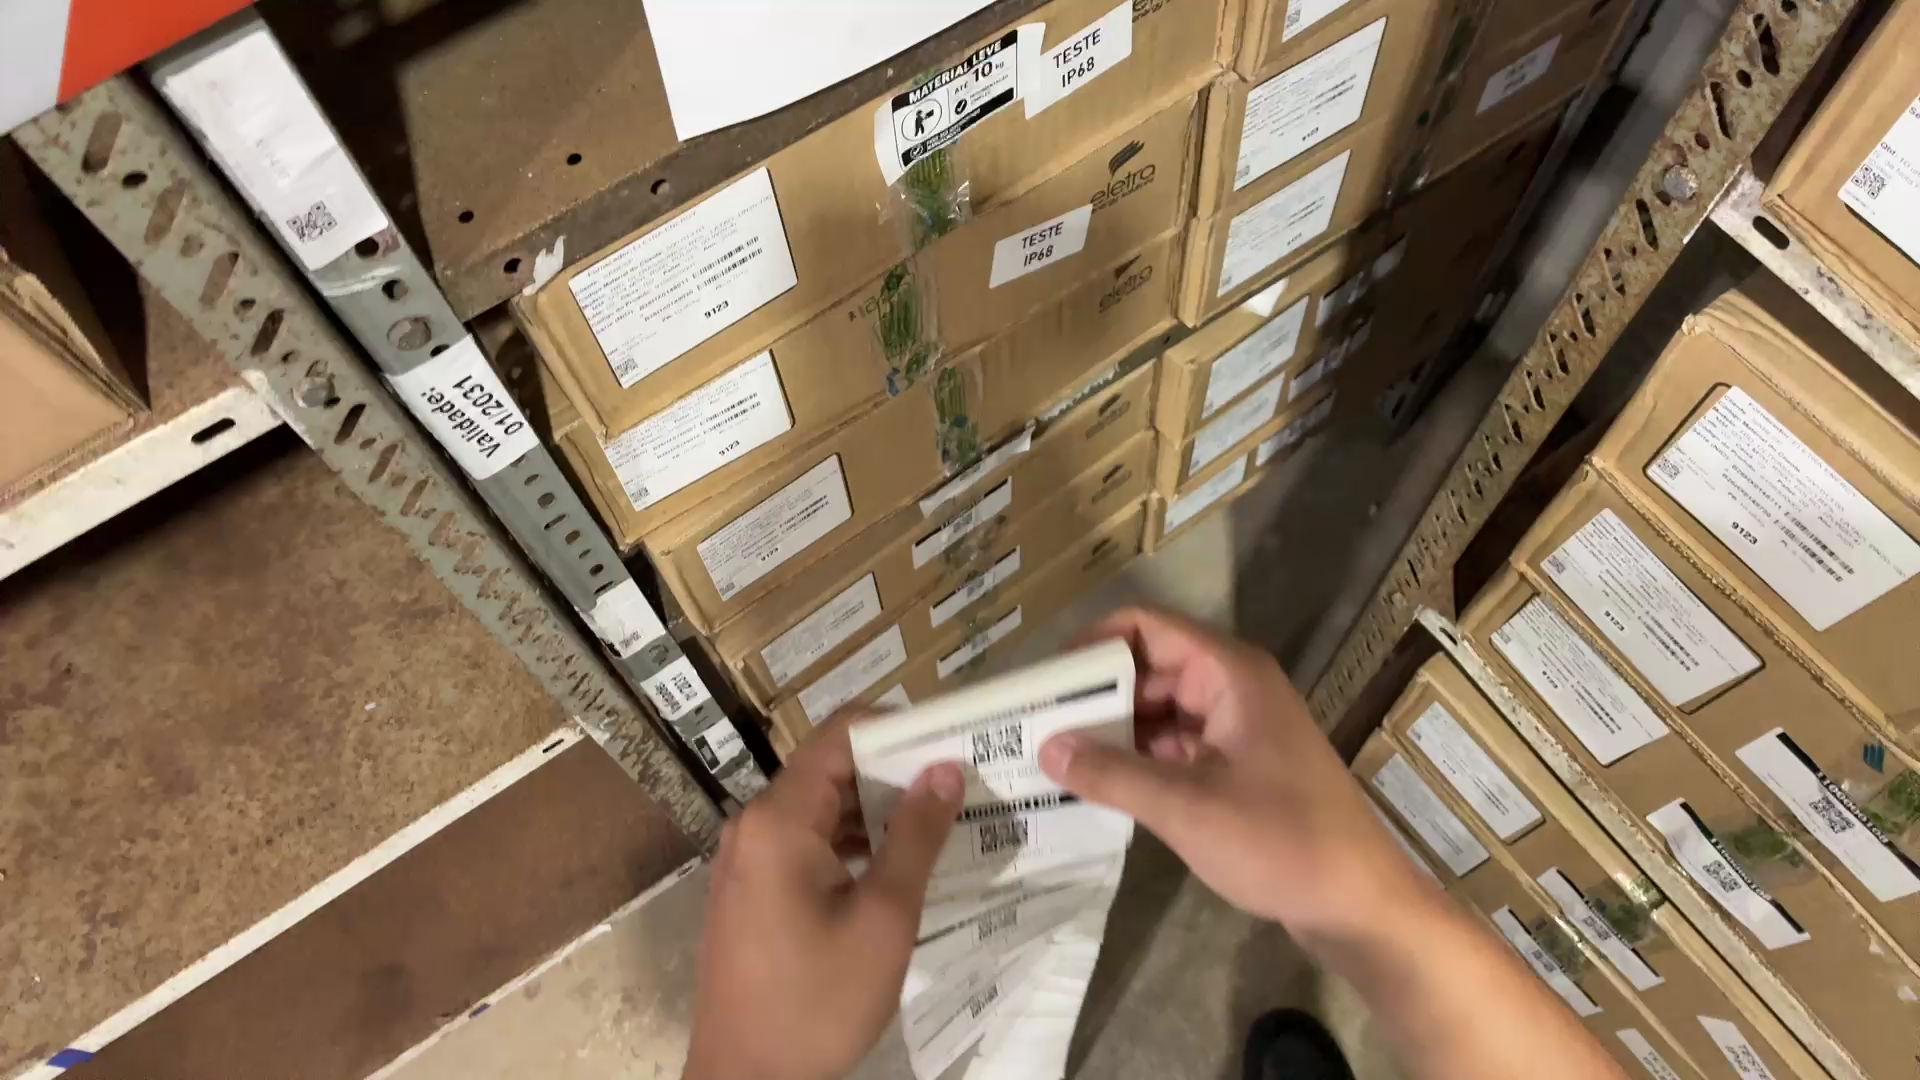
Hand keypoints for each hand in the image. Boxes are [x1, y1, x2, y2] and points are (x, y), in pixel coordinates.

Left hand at [684, 716, 964, 1079]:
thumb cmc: (815, 1002)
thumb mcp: (882, 919)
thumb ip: (916, 835)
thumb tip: (945, 768)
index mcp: (780, 818)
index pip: (841, 734)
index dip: (896, 727)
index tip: (947, 738)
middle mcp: (756, 822)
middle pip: (831, 766)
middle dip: (893, 768)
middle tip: (953, 779)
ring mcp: (749, 855)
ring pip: (821, 804)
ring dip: (876, 806)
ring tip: (937, 814)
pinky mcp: (753, 885)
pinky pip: (808, 837)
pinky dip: (851, 837)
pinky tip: (895, 857)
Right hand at [1037, 608, 1438, 942]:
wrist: (1363, 907)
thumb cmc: (1282, 841)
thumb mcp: (1187, 807)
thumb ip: (1112, 773)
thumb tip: (1045, 747)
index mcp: (1227, 672)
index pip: (1145, 627)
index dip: (1092, 645)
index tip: (1048, 682)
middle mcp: (1229, 685)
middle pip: (1147, 667)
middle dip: (1095, 694)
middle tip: (1039, 724)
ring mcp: (1233, 724)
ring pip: (1157, 707)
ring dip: (1113, 728)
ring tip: (1057, 753)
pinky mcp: (1234, 761)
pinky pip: (1172, 741)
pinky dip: (1138, 756)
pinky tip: (1101, 781)